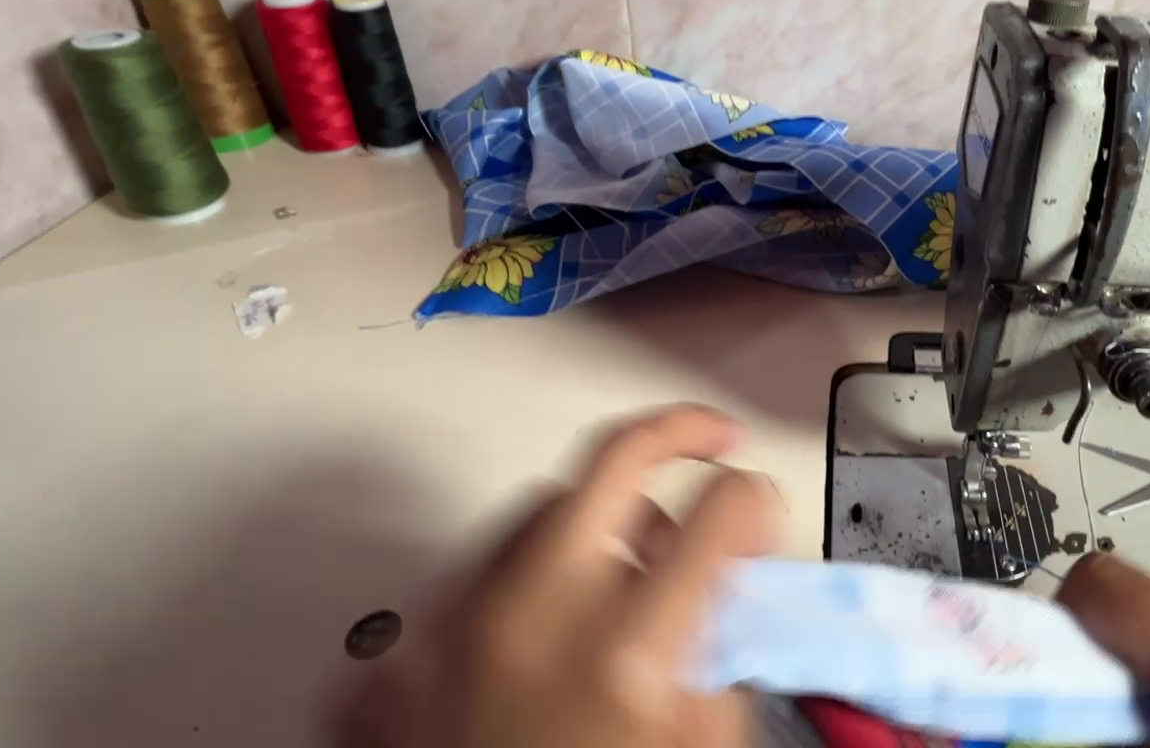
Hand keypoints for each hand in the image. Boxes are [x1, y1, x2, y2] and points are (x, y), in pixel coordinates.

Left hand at [332, 405, 776, 747]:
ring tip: (623, 569)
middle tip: (712, 439)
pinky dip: (529, 578)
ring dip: (602, 518)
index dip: (757, 496)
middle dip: (681, 432)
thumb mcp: (699, 741)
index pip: (721, 510)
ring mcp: (447, 636)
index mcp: (627, 656)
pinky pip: (479, 572)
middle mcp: (531, 625)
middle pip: (615, 456)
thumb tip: (730, 570)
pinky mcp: (391, 664)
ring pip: (544, 503)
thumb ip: (721, 645)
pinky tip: (547, 627)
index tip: (758, 502)